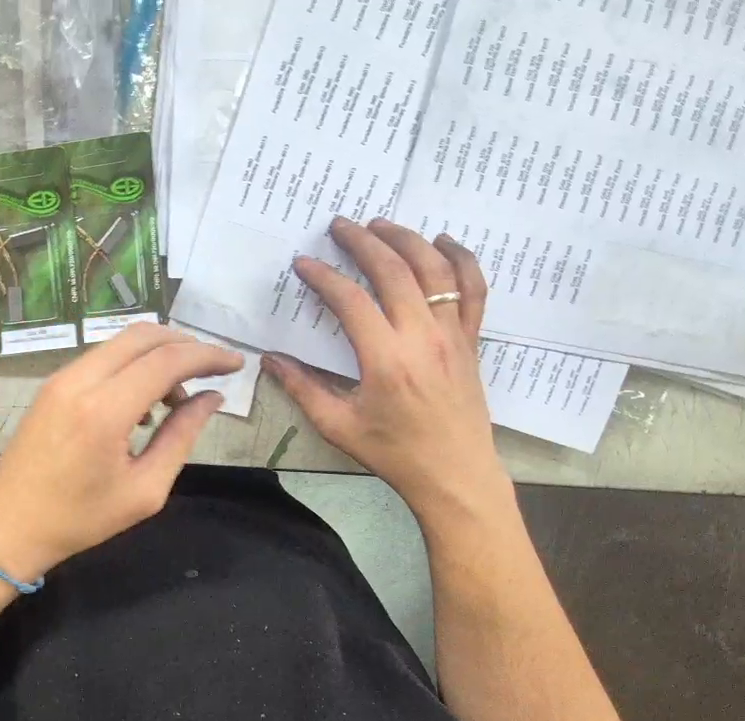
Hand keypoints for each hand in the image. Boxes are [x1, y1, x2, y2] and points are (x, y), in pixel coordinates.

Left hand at [0, 323, 241, 581]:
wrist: (8, 527)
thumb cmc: (79, 520)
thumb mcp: (144, 490)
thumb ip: (182, 437)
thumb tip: (211, 399)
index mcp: (105, 410)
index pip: (168, 360)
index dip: (209, 355)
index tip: (237, 364)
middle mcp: (80, 381)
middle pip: (144, 336)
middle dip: (186, 345)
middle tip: (213, 371)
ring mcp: (60, 379)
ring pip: (120, 343)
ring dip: (157, 356)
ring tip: (177, 399)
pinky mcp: (50, 386)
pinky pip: (100, 359)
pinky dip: (130, 366)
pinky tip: (143, 404)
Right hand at [264, 217, 511, 523]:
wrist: (453, 473)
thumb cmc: (393, 453)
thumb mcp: (338, 426)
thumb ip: (303, 389)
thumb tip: (271, 360)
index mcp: (386, 361)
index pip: (351, 302)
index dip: (324, 278)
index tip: (304, 264)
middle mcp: (422, 338)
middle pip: (394, 271)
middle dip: (363, 242)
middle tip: (340, 225)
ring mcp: (452, 334)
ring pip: (434, 269)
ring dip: (406, 239)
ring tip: (381, 224)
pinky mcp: (471, 339)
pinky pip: (473, 288)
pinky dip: (460, 258)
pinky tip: (442, 242)